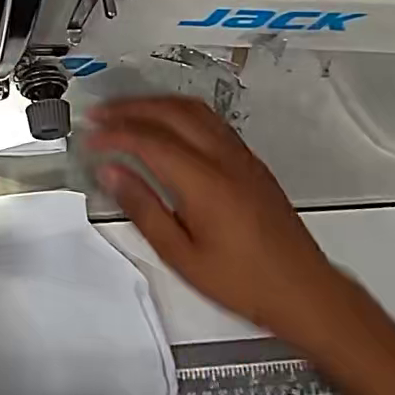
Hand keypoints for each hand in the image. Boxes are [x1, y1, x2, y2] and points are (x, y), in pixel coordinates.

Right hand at [86, 97, 353, 346]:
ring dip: (155, 103)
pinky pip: (210, 119)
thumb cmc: (242, 281)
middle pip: (170, 113)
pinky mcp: (251, 161)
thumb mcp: (180, 254)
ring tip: (126, 110)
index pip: (149, 141)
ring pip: (193, 109)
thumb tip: (111, 172)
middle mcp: (224, 159)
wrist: (304, 291)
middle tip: (100, 114)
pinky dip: (179, 111)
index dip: (114, 134)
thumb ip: (142, 208)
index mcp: (204, 182)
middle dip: (130, 107)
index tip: (90, 137)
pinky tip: (167, 122)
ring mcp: (241, 156)